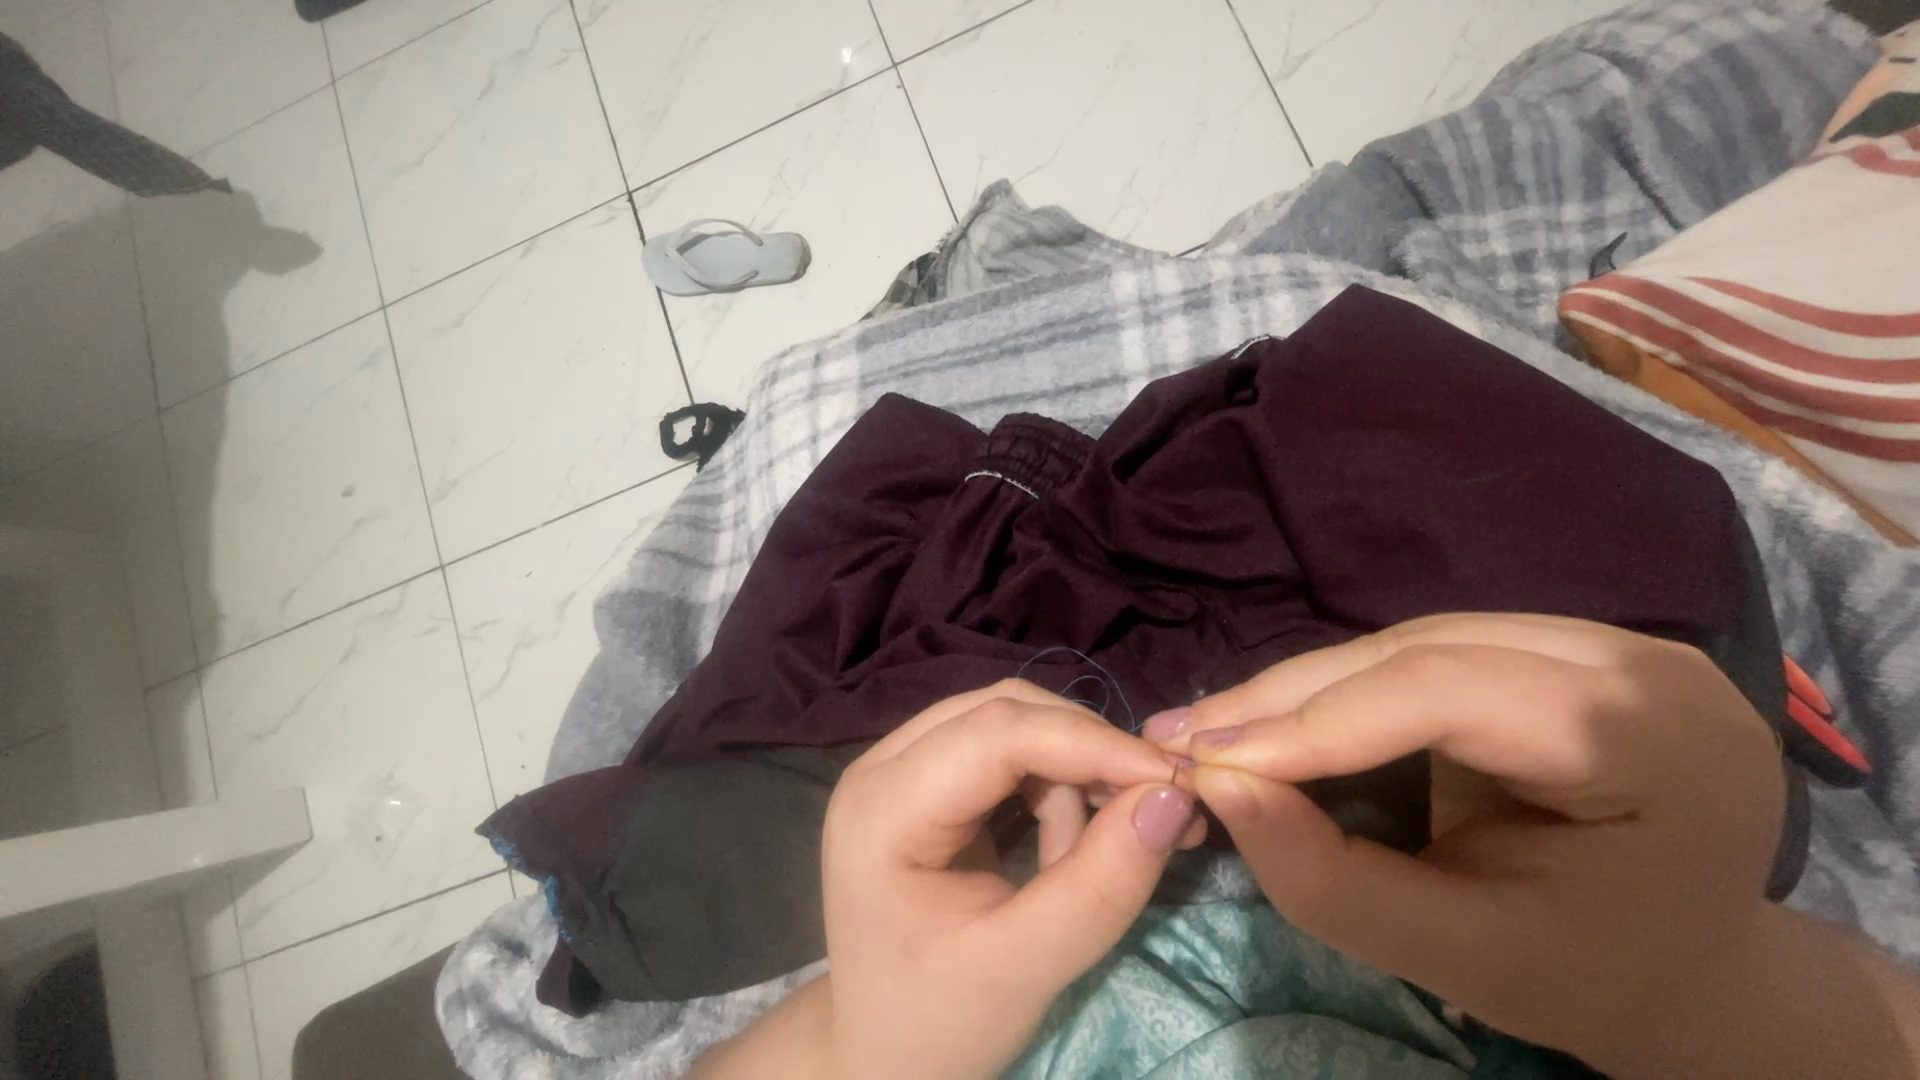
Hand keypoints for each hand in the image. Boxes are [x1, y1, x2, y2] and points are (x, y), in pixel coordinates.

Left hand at [823, 679, 1200, 1079]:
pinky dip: (1056, 785)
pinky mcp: (927, 779)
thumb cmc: (936, 1022)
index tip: (1173, 780)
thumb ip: (1097, 887)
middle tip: (1158, 809)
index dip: (1089, 743)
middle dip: (1087, 753)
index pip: (994, 734)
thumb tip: (1172, 799)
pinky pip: (1008, 750)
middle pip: (1004, 713)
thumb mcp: (1022, 969)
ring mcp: (901, 766)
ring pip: (1012, 724)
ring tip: (1091, 859)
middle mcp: (882, 765)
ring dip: (1073, 776)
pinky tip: (1069, 844)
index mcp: (881, 809)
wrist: (880, 1049)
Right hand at [1146, 614, 1788, 1069]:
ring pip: (1395, 645)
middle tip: (1179, 739)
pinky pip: (1407, 655)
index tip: (1203, 763)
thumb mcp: (1463, 958)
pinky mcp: (1535, 646)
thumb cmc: (1592, 976)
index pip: (1444, 693)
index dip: (1311, 724)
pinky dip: (1329, 690)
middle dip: (1282, 701)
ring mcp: (1582, 639)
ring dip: (1293, 690)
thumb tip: (1216, 788)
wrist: (1683, 962)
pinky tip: (1272, 717)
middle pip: (1410, 655)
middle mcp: (1623, 658)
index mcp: (1650, 738)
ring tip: (1209, 731)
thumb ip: (1334, 882)